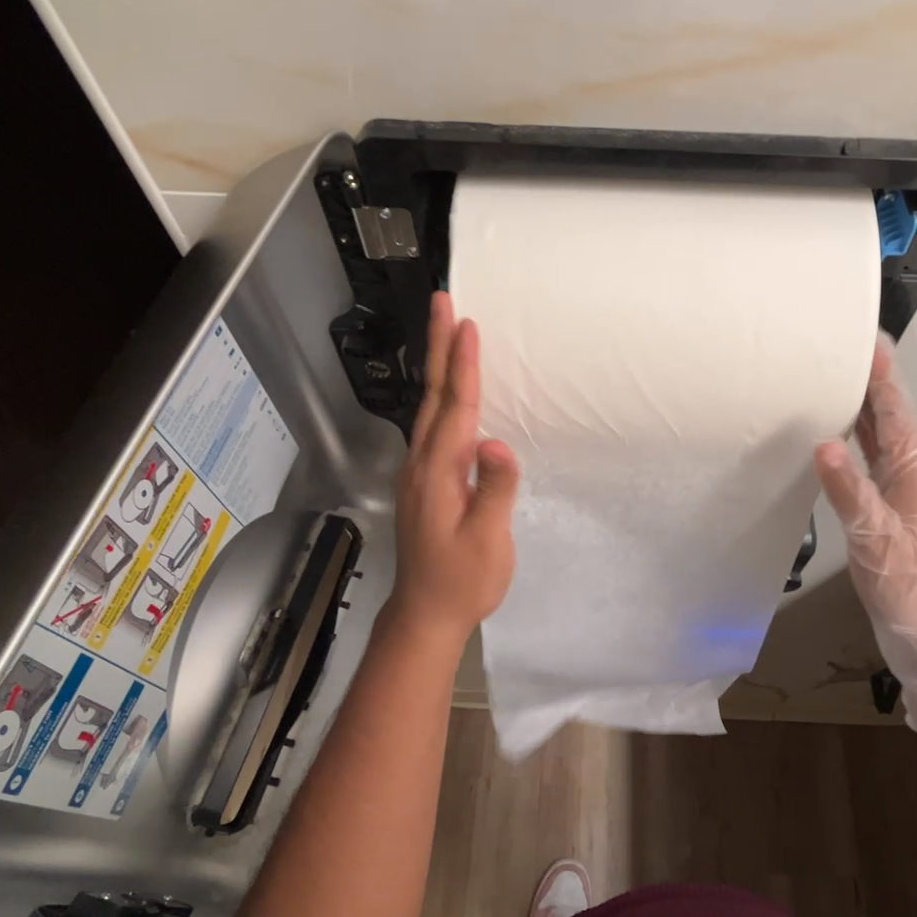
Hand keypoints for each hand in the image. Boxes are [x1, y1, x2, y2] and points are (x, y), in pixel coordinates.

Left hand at [389, 292, 520, 646]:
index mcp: (439, 472)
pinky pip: (434, 424)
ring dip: (439, 366)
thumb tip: (497, 443)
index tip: (467, 324)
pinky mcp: (425, 481)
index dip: (463, 365)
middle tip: (441, 302)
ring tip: (447, 332)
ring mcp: (419, 472)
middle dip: (439, 346)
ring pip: (430, 407)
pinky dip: (442, 395)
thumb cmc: (463, 582)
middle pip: (434, 395)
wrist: (425, 614)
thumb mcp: (487, 542)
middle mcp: (423, 463)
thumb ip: (494, 490)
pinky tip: (451, 392)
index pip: (456, 408)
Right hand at [814, 334, 916, 733]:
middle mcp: (911, 470)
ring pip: (878, 434)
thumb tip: (821, 443)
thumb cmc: (910, 588)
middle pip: (888, 414)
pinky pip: (871, 457)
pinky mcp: (890, 505)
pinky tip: (833, 433)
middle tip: (836, 346)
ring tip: (831, 376)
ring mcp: (902, 488)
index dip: (881, 372)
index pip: (894, 410)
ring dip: (860, 404)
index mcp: (915, 470)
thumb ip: (850, 492)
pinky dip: (854, 436)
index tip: (865, 336)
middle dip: (867, 378)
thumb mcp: (878, 541)